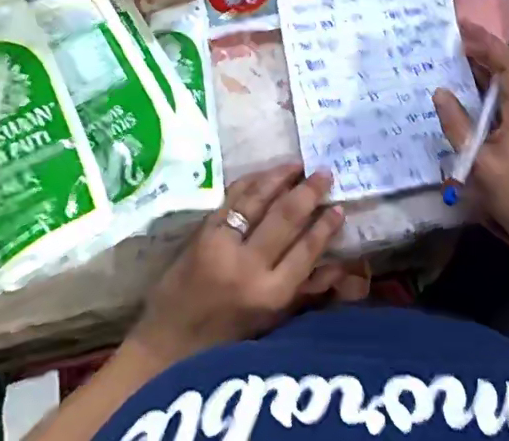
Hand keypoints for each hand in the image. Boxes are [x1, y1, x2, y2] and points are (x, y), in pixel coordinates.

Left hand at [129, 165, 349, 363]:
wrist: (168, 343)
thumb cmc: (226, 339)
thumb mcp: (271, 321)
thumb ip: (305, 291)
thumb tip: (339, 266)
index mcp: (270, 295)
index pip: (306, 250)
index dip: (325, 226)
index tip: (339, 206)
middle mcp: (248, 267)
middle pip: (285, 218)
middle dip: (308, 192)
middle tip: (325, 173)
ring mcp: (222, 245)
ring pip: (258, 200)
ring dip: (281, 177)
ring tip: (299, 164)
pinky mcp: (202, 232)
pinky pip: (232, 197)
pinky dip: (252, 181)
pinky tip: (267, 173)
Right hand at [434, 22, 508, 239]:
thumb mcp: (477, 161)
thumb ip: (457, 125)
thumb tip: (441, 91)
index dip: (490, 43)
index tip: (465, 30)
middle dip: (486, 50)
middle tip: (458, 38)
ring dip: (489, 69)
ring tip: (461, 58)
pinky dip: (493, 88)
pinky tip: (474, 94)